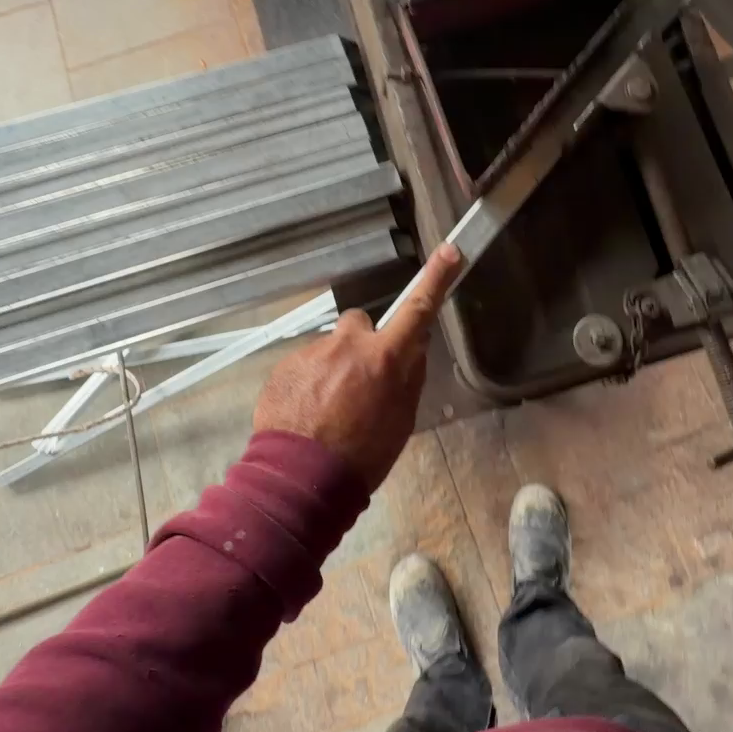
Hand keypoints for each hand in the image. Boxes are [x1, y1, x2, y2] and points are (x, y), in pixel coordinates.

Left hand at [253, 244, 464, 488]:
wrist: (299, 480)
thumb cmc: (363, 456)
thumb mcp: (402, 419)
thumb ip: (408, 376)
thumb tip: (411, 348)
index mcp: (385, 358)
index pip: (417, 308)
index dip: (435, 278)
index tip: (449, 251)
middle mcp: (348, 344)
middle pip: (360, 325)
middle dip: (361, 344)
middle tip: (358, 382)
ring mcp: (312, 352)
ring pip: (330, 348)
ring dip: (332, 368)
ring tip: (326, 410)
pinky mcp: (283, 365)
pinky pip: (304, 365)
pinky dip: (308, 382)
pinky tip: (306, 414)